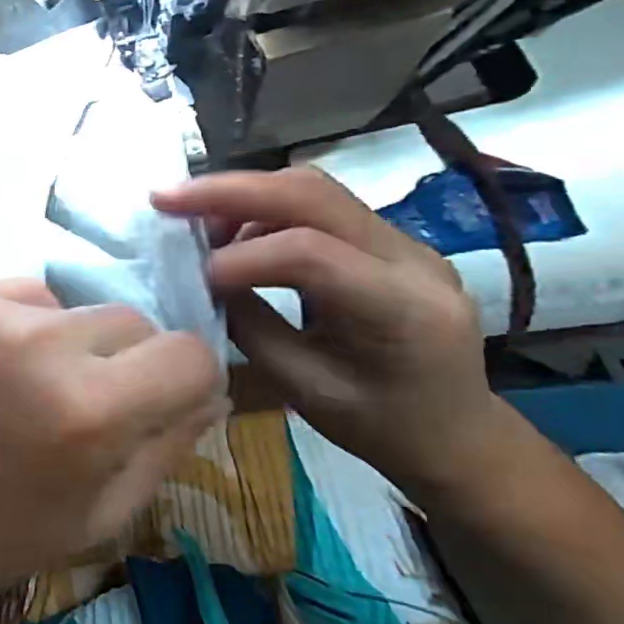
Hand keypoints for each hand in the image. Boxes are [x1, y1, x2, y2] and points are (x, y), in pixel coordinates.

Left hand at [0, 280, 223, 611]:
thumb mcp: (98, 518)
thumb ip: (166, 448)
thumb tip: (209, 393)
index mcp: (89, 410)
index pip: (190, 355)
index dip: (189, 383)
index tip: (165, 404)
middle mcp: (43, 343)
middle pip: (136, 322)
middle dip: (132, 363)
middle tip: (92, 405)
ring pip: (79, 306)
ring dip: (76, 343)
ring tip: (32, 388)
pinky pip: (25, 297)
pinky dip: (27, 327)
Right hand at [152, 167, 503, 496]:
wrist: (458, 434)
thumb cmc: (383, 427)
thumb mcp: (306, 390)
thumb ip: (251, 326)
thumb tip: (200, 278)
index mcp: (402, 310)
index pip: (311, 254)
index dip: (240, 257)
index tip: (193, 276)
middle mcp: (411, 259)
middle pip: (311, 194)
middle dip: (229, 191)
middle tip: (165, 199)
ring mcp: (404, 241)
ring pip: (313, 188)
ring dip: (244, 196)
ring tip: (195, 223)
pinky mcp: (387, 238)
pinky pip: (319, 205)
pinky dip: (264, 209)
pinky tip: (234, 234)